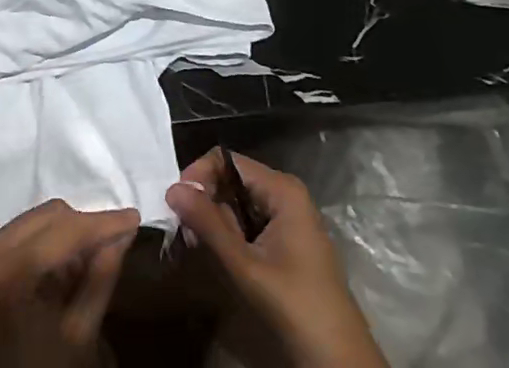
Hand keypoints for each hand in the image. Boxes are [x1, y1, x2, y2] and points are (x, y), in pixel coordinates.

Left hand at [0, 200, 139, 367]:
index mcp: (12, 268)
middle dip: (87, 226)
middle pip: (53, 216)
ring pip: (40, 219)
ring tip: (91, 259)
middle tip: (117, 242)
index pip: (69, 228)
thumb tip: (122, 235)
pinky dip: (49, 241)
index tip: (136, 217)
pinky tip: (65, 266)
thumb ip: (100, 280)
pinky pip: (24, 231)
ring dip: (70, 232)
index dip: (106, 221)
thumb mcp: (77, 337)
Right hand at [167, 151, 387, 367]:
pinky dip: (229, 234)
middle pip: (232, 180)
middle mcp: (285, 194)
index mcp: (281, 189)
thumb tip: (172, 188)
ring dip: (214, 221)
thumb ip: (208, 224)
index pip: (227, 160)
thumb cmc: (292, 304)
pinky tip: (218, 255)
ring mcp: (287, 217)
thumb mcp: (244, 264)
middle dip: (204, 201)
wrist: (336, 357)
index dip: (199, 175)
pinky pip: (249, 222)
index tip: (175, 204)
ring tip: (196, 247)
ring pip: (238, 203)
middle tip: (183, 232)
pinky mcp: (286, 240)